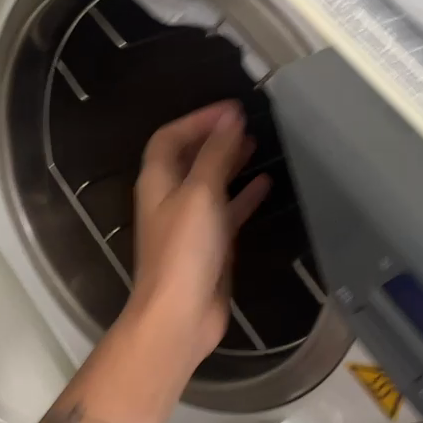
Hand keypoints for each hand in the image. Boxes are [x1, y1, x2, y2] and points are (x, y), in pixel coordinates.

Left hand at [122, 101, 270, 368]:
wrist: (181, 313)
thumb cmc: (184, 251)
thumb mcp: (200, 194)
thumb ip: (215, 155)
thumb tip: (229, 118)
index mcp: (156, 181)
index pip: (168, 138)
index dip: (195, 120)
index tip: (230, 109)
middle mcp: (168, 198)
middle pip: (188, 158)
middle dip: (213, 138)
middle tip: (246, 122)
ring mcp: (187, 223)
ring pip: (208, 183)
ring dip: (228, 162)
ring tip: (256, 144)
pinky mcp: (208, 245)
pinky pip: (225, 210)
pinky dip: (242, 195)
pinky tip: (266, 184)